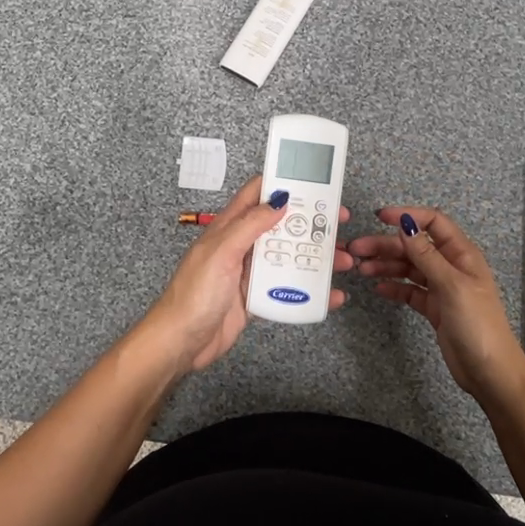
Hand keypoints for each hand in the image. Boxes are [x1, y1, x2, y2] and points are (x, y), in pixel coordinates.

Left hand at [140, 176, 354, 371]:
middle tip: (339, 224)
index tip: (314, 182)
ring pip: (290, 258)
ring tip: (343, 261)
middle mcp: (242, 246)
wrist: (181, 343)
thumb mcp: (221, 253)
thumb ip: (249, 226)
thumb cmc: (194, 294)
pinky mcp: (257, 298)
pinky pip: (288, 290)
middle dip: (310, 224)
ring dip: (316, 258)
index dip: (283, 184)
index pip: (257, 195)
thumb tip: (279, 199)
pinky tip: (331, 295)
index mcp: (229, 228)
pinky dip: (311, 290)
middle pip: (281, 227)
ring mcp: (250, 273)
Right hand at [347, 207, 524, 400]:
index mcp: (461, 254)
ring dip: (386, 265)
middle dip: (386, 245)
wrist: (490, 373)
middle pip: (414, 246)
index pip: (433, 223)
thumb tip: (405, 225)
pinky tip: (377, 289)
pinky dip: (394, 288)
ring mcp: (442, 288)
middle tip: (357, 249)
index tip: (379, 217)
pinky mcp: (435, 309)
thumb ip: (427, 256)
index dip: (407, 216)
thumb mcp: (452, 286)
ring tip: (362, 269)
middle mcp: (451, 266)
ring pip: (409, 268)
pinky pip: (410, 291)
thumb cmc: (478, 324)